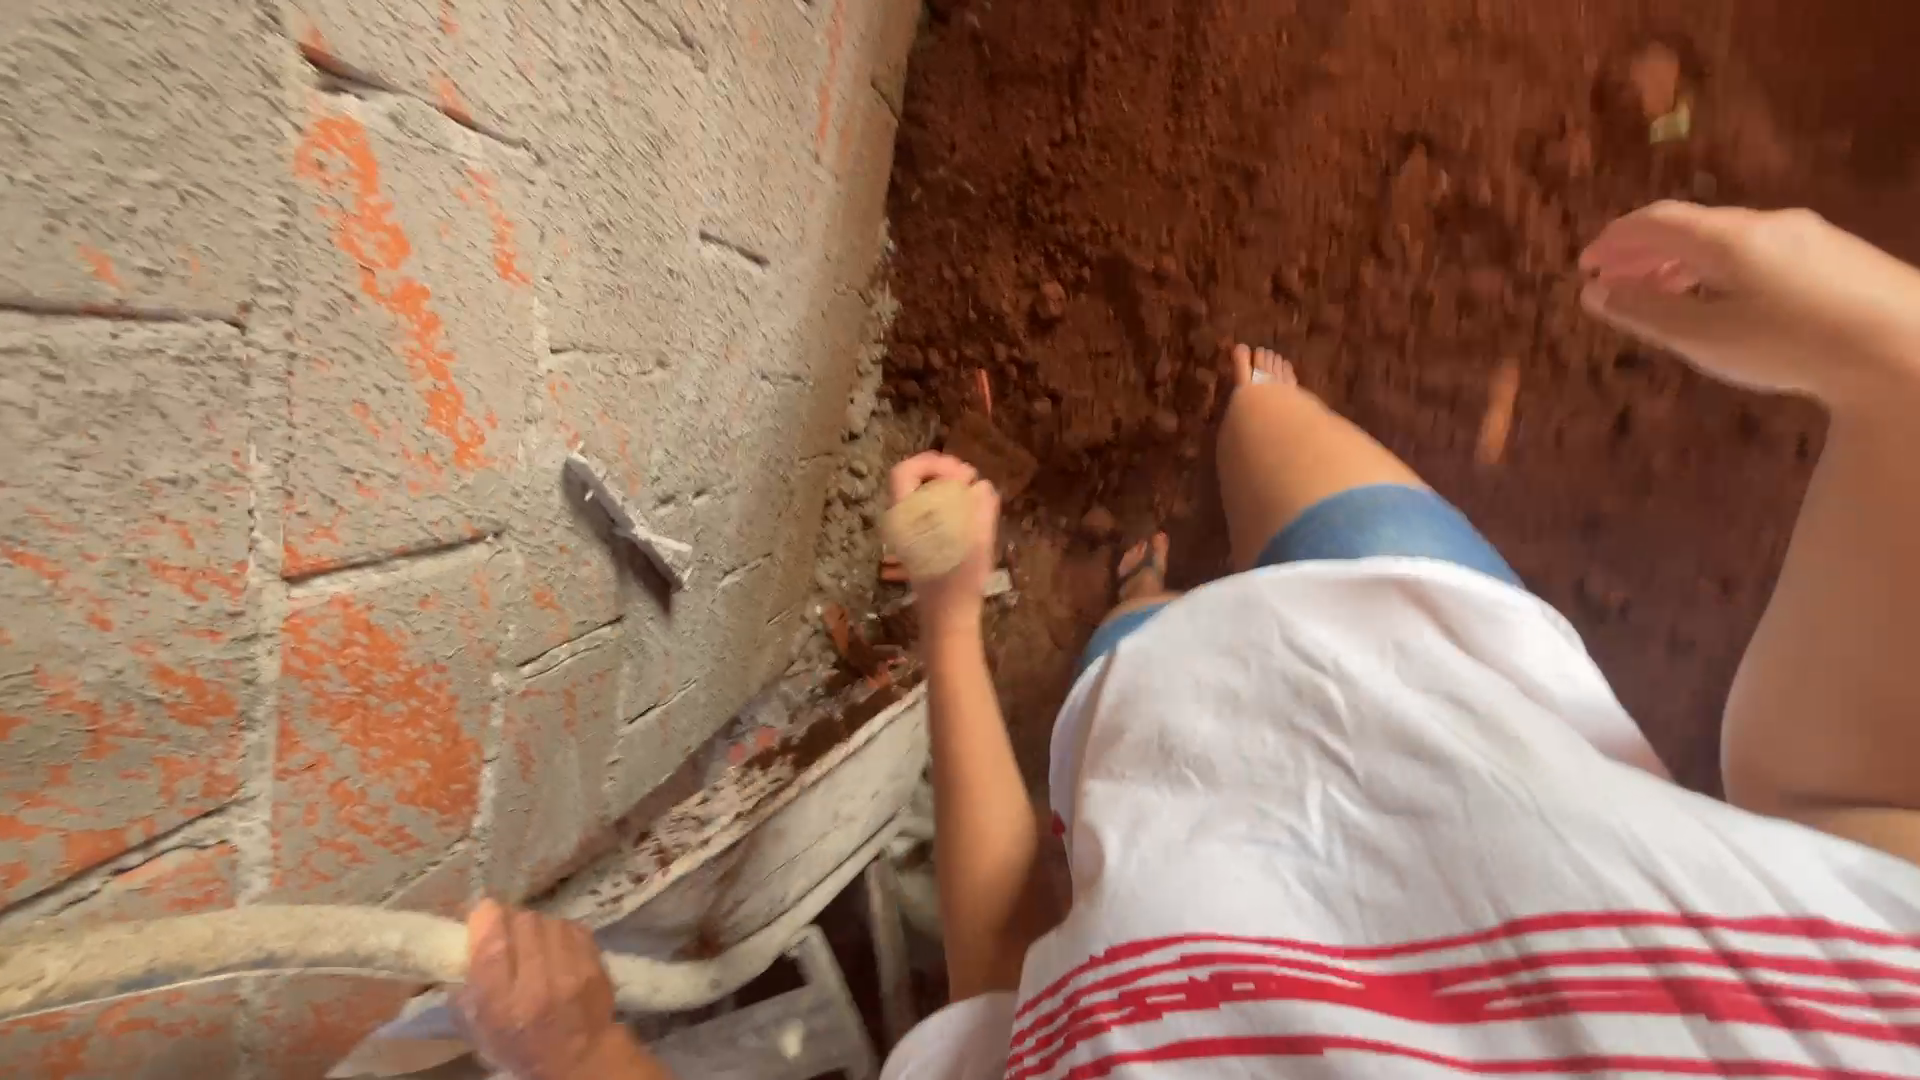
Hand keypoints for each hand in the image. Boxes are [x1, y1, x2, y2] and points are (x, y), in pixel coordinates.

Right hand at [459, 900, 657, 1079]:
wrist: (580, 1053)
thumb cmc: (521, 1047)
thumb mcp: (480, 1031)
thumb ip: (466, 991)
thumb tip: (463, 946)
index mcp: (503, 1005)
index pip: (493, 947)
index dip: (486, 921)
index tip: (482, 912)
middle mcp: (539, 982)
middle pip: (523, 924)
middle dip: (509, 920)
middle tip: (504, 929)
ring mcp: (572, 968)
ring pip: (548, 920)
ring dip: (534, 925)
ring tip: (529, 940)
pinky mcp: (595, 958)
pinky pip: (570, 926)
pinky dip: (557, 930)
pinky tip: (553, 944)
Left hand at [889, 452, 1000, 637]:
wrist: (948, 618)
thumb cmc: (959, 581)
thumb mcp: (977, 541)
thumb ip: (980, 508)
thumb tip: (981, 486)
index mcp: (906, 518)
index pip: (904, 472)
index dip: (931, 463)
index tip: (961, 473)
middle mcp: (902, 521)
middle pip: (915, 479)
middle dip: (943, 472)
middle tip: (970, 478)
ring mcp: (910, 531)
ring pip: (924, 493)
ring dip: (947, 487)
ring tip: (974, 494)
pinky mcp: (921, 541)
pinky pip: (930, 510)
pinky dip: (949, 503)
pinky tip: (970, 513)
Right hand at [1580, 201, 1919, 409]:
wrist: (1907, 349)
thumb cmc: (1787, 342)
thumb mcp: (1698, 335)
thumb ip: (1641, 310)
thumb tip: (1593, 290)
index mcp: (1728, 238)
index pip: (1656, 220)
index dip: (1613, 239)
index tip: (1584, 266)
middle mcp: (1766, 225)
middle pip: (1689, 227)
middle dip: (1640, 252)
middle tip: (1608, 283)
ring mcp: (1805, 238)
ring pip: (1720, 240)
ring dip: (1673, 262)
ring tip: (1652, 296)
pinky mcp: (1830, 257)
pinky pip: (1750, 252)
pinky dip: (1709, 269)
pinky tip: (1708, 299)